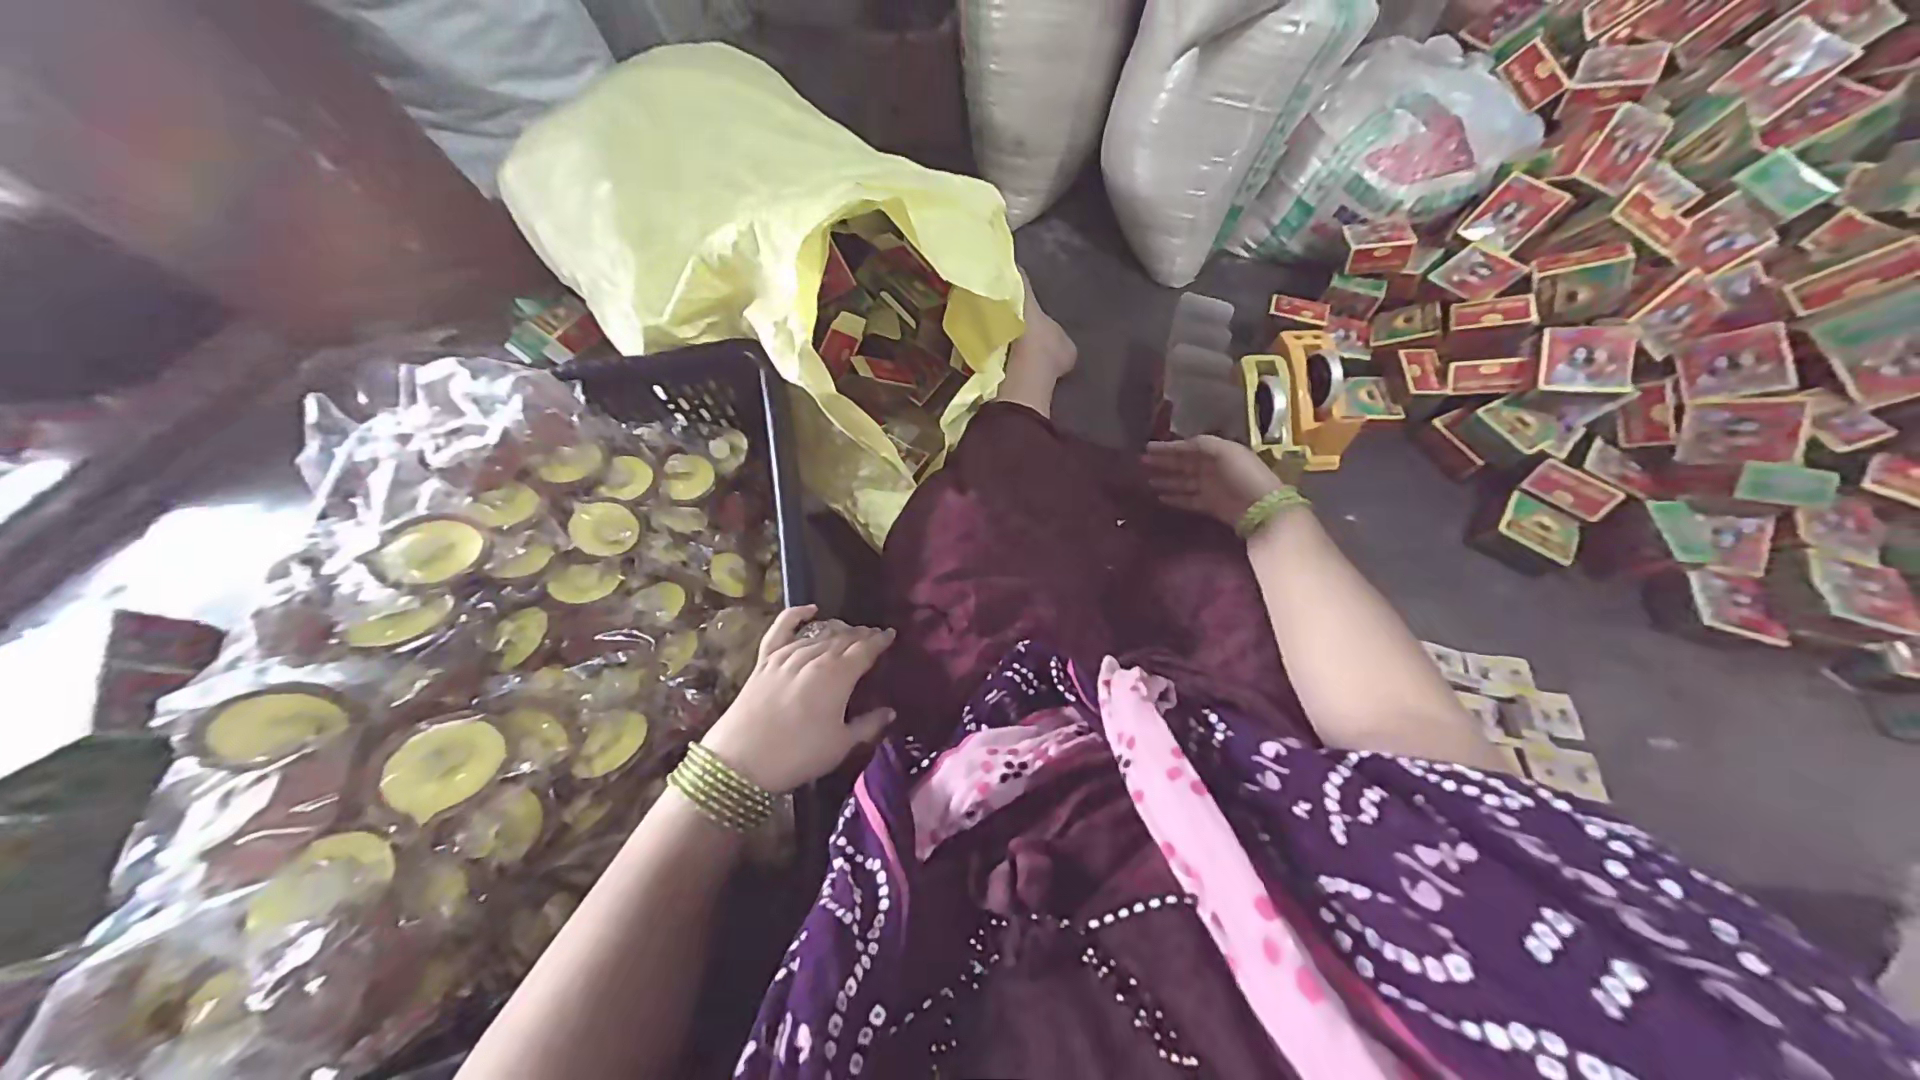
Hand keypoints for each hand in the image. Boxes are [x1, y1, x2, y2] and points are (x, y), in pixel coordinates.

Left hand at [698, 606, 895, 793]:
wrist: (740, 762)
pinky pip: (781, 629)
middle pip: (843, 638)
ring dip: (837, 630)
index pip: (865, 650)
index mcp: (838, 675)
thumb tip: (889, 712)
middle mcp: (814, 657)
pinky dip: (796, 615)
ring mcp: (786, 656)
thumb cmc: (798, 755)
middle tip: (873, 635)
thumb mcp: (840, 745)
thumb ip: (868, 725)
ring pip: (818, 634)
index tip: (891, 635)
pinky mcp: (764, 661)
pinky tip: (810, 609)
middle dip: (861, 634)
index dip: (880, 640)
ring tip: (849, 631)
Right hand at [1142, 435, 1285, 527]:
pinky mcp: (1209, 506)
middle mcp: (1212, 468)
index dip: (1168, 447)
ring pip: (1182, 482)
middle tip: (1141, 461)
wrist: (1261, 507)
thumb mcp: (1225, 451)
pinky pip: (1187, 500)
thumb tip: (1181, 444)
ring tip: (1147, 479)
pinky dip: (1174, 498)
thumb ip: (1202, 444)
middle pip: (1183, 464)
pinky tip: (1159, 496)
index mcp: (1216, 452)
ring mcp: (1210, 488)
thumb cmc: (1243, 474)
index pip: (1188, 447)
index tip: (1148, 447)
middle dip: (1163, 462)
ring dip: (1166, 479)